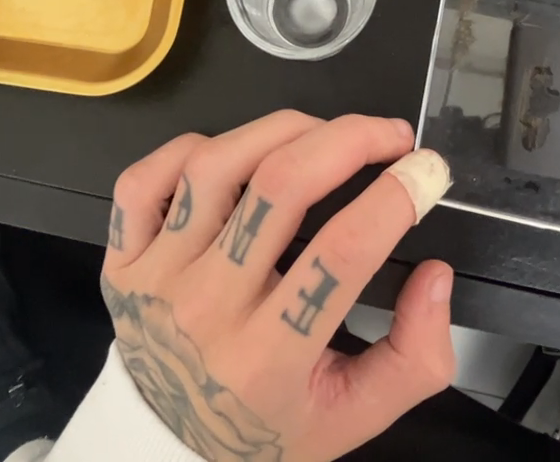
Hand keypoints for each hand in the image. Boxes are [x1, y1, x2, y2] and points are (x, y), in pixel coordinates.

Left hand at [101, 111, 454, 461]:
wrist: (165, 450)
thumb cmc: (264, 426)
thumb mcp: (353, 415)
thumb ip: (414, 356)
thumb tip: (436, 275)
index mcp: (269, 358)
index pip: (342, 252)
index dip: (395, 196)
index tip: (427, 170)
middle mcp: (207, 309)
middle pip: (281, 186)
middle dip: (350, 139)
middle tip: (389, 134)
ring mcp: (158, 277)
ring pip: (217, 165)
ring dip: (283, 129)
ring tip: (322, 134)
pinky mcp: (123, 257)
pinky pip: (146, 178)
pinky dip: (193, 147)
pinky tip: (237, 155)